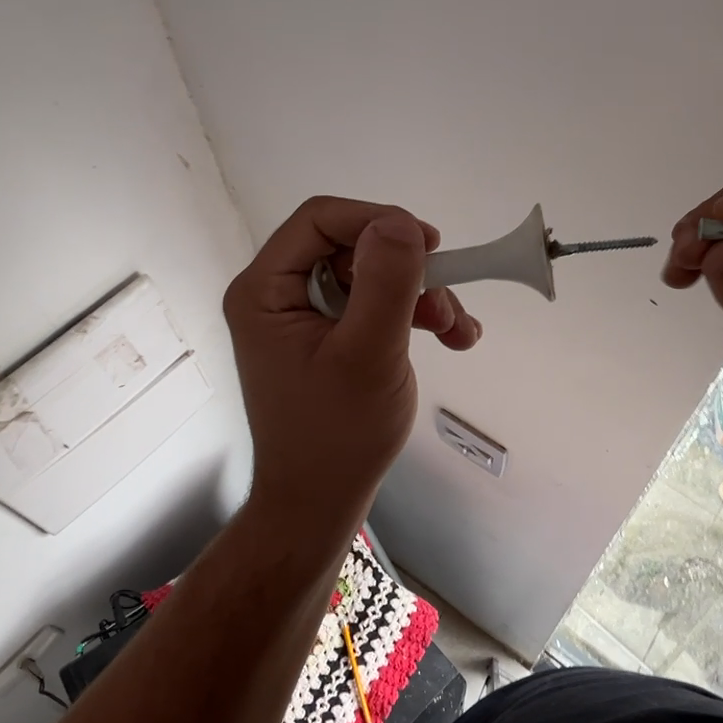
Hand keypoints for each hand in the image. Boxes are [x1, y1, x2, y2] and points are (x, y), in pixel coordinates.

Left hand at [224, 197, 480, 519]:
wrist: (321, 502)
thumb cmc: (337, 435)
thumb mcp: (368, 353)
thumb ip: (386, 283)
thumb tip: (400, 223)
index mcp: (265, 291)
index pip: (320, 220)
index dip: (377, 221)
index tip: (429, 244)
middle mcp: (278, 295)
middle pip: (351, 247)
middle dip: (408, 271)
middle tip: (446, 303)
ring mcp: (303, 318)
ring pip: (371, 276)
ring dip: (421, 296)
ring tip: (456, 331)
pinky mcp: (328, 338)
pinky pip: (374, 306)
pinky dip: (413, 317)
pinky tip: (453, 338)